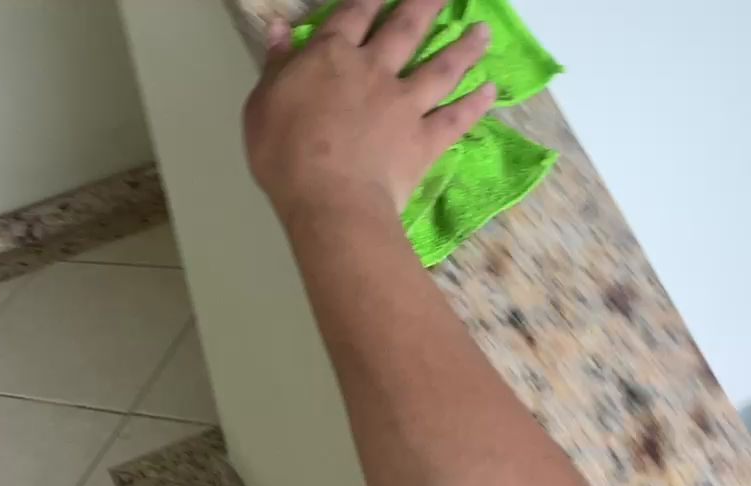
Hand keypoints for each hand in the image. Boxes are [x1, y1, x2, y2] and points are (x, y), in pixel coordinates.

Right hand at [243, 0, 494, 221]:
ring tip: (484, 31)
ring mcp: (403, 104)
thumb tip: (278, 30)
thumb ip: (274, 67)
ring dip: (465, 48)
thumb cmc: (284, 157)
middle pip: (406, 26)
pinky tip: (490, 90)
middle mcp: (373, 70)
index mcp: (331, 58)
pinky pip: (454, 119)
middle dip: (426, 2)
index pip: (353, 13)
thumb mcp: (261, 108)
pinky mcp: (422, 140)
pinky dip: (474, 105)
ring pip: (440, 67)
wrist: (329, 201)